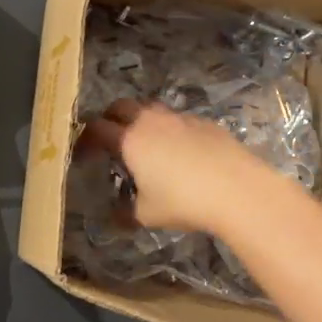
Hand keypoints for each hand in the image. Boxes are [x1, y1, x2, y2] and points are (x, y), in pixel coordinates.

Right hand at [77, 98, 284, 235]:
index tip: (82, 153)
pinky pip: (178, 119)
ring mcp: (180, 118)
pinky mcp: (205, 122)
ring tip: (145, 143)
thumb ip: (126, 212)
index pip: (96, 128)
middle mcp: (151, 121)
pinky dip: (169, 129)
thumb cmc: (184, 202)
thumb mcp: (146, 214)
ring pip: (150, 108)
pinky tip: (179, 151)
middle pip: (120, 106)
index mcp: (129, 140)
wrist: (238, 190)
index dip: (84, 139)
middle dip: (110, 118)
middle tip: (110, 139)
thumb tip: (115, 216)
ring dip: (140, 120)